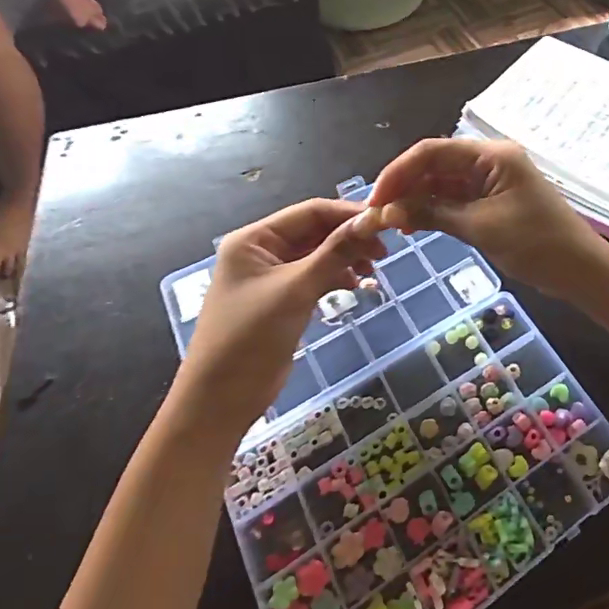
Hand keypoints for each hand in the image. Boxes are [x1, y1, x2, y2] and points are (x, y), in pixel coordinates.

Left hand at [177, 199, 386, 423]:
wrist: (222, 396)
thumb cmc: (251, 336)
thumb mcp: (296, 290)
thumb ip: (335, 253)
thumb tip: (371, 221)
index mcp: (254, 239)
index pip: (310, 212)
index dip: (349, 214)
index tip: (385, 222)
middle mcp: (262, 251)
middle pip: (315, 232)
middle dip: (350, 238)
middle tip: (385, 252)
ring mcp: (272, 277)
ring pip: (318, 255)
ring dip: (346, 258)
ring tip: (373, 271)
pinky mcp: (283, 300)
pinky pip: (315, 277)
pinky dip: (337, 277)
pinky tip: (356, 284)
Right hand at [368, 139, 608, 304]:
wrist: (581, 270)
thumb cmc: (536, 244)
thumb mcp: (481, 228)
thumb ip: (433, 214)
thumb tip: (387, 212)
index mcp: (492, 155)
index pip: (432, 152)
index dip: (398, 173)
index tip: (374, 201)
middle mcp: (490, 161)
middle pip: (435, 166)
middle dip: (404, 188)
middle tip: (377, 217)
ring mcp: (493, 182)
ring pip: (443, 184)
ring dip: (417, 201)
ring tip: (391, 224)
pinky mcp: (494, 203)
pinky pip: (456, 200)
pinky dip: (435, 211)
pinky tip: (414, 226)